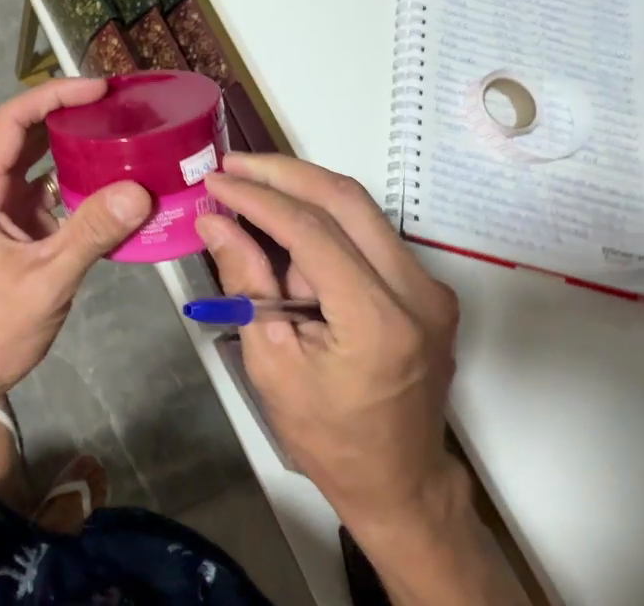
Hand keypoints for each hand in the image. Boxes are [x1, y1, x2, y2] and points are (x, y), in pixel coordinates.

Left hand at [0, 80, 151, 394]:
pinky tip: (111, 179)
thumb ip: (90, 233)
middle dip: (66, 111)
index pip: (12, 122)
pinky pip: (48, 189)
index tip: (98, 89)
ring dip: (72, 141)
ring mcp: (3, 208)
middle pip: (24, 132)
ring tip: (119, 129)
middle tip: (118, 103)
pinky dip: (76, 178)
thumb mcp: (48, 279)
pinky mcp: (19, 227)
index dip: (52, 97)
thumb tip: (138, 191)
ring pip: (37, 159)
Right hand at [199, 153, 461, 532]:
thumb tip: (214, 221)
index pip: (312, 230)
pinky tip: (283, 219)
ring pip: (360, 208)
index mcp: (378, 320)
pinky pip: (368, 232)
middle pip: (346, 199)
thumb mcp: (272, 364)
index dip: (258, 198)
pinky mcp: (426, 287)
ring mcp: (429, 286)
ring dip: (302, 189)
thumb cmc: (327, 435)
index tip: (214, 180)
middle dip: (283, 172)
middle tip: (231, 164)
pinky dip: (323, 216)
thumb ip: (246, 284)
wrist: (398, 480)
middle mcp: (417, 291)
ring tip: (248, 185)